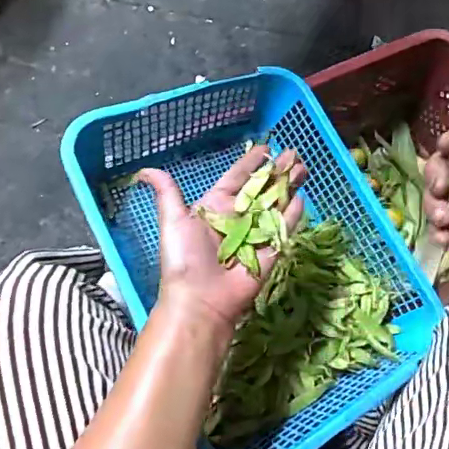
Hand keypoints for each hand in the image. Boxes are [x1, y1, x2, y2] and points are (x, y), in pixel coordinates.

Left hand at [139, 146, 306, 330]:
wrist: (199, 299)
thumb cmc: (184, 258)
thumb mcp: (173, 219)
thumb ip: (167, 192)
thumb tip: (144, 170)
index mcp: (215, 207)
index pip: (236, 179)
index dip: (250, 164)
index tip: (266, 148)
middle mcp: (237, 218)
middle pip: (261, 189)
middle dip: (277, 172)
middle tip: (294, 154)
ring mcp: (255, 235)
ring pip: (276, 205)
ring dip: (289, 187)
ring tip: (304, 168)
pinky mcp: (269, 253)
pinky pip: (283, 230)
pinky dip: (293, 215)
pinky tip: (301, 198)